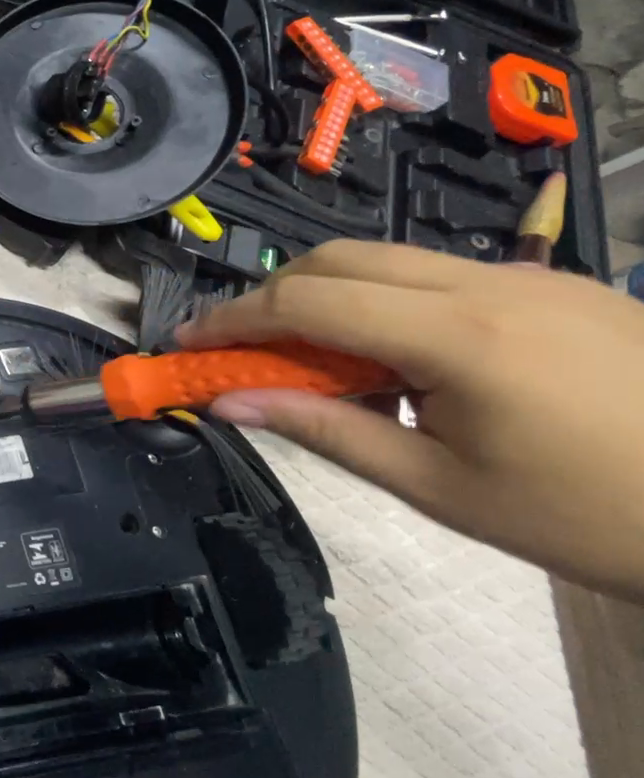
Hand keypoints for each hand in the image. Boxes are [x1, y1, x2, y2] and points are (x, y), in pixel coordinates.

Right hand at [178, 239, 643, 600]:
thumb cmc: (590, 518)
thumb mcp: (440, 487)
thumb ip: (324, 431)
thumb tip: (227, 404)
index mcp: (462, 336)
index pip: (309, 302)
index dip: (233, 319)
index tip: (186, 343)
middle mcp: (492, 285)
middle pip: (339, 259)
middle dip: (271, 295)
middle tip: (238, 345)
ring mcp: (533, 278)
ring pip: (388, 259)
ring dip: (326, 294)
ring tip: (313, 355)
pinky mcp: (562, 287)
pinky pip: (439, 274)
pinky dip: (385, 300)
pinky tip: (397, 355)